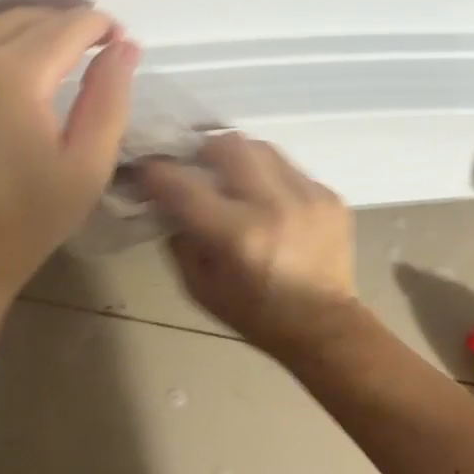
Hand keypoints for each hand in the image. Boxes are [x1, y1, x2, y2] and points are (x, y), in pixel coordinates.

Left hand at [0, 5, 138, 305]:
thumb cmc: (22, 226)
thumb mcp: (86, 167)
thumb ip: (109, 98)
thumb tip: (123, 46)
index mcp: (10, 74)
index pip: (64, 25)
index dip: (97, 25)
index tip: (116, 37)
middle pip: (20, 16)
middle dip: (60, 22)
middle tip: (88, 44)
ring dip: (18, 31)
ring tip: (46, 54)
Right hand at [138, 134, 360, 353]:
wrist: (324, 327)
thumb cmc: (255, 314)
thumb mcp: (200, 287)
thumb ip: (179, 238)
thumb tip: (166, 201)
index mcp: (239, 235)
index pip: (184, 185)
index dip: (156, 172)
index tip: (144, 168)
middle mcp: (274, 206)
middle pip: (228, 146)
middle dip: (202, 151)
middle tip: (193, 165)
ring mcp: (308, 196)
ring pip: (261, 147)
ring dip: (237, 157)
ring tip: (230, 176)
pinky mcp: (329, 196)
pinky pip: (289, 168)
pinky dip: (269, 177)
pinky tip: (267, 199)